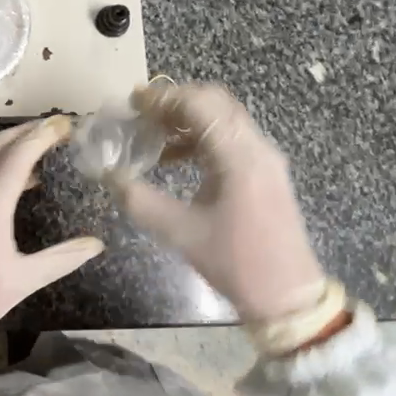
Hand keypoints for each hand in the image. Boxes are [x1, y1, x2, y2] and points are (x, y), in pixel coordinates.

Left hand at [0, 117, 105, 342]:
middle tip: (58, 127)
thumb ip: (62, 258)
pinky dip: (1, 164)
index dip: (43, 135)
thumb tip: (96, 244)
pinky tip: (23, 178)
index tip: (67, 125)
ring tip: (45, 146)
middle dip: (28, 130)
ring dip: (14, 145)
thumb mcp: (24, 280)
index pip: (18, 156)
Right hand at [108, 83, 326, 324]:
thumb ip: (139, 200)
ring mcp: (264, 159)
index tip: (132, 103)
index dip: (163, 98)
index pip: (200, 104)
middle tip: (140, 113)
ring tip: (150, 132)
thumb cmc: (236, 263)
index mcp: (239, 156)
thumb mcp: (180, 233)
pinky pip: (229, 139)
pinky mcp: (263, 173)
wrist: (288, 297)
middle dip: (174, 102)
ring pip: (222, 119)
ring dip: (186, 119)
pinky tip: (171, 158)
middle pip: (215, 103)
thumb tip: (108, 176)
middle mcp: (256, 148)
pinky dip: (199, 137)